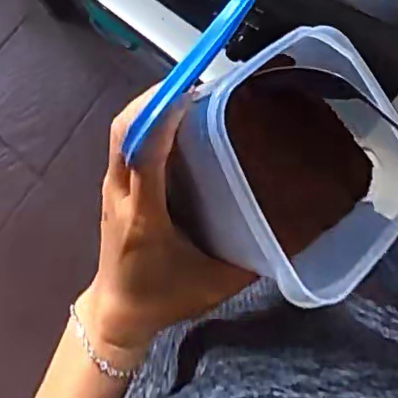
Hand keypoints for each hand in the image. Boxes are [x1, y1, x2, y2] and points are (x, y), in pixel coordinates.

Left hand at [78, 89, 254, 366]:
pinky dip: (144, 118)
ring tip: (182, 92)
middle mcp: (121, 192)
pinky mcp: (113, 182)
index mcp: (144, 217)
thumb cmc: (162, 298)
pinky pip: (123, 139)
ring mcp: (112, 185)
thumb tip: (285, 230)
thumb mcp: (212, 283)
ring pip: (120, 130)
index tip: (188, 96)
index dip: (162, 121)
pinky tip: (169, 116)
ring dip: (148, 104)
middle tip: (189, 84)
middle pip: (124, 131)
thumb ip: (247, 257)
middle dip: (153, 99)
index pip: (145, 156)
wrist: (115, 314)